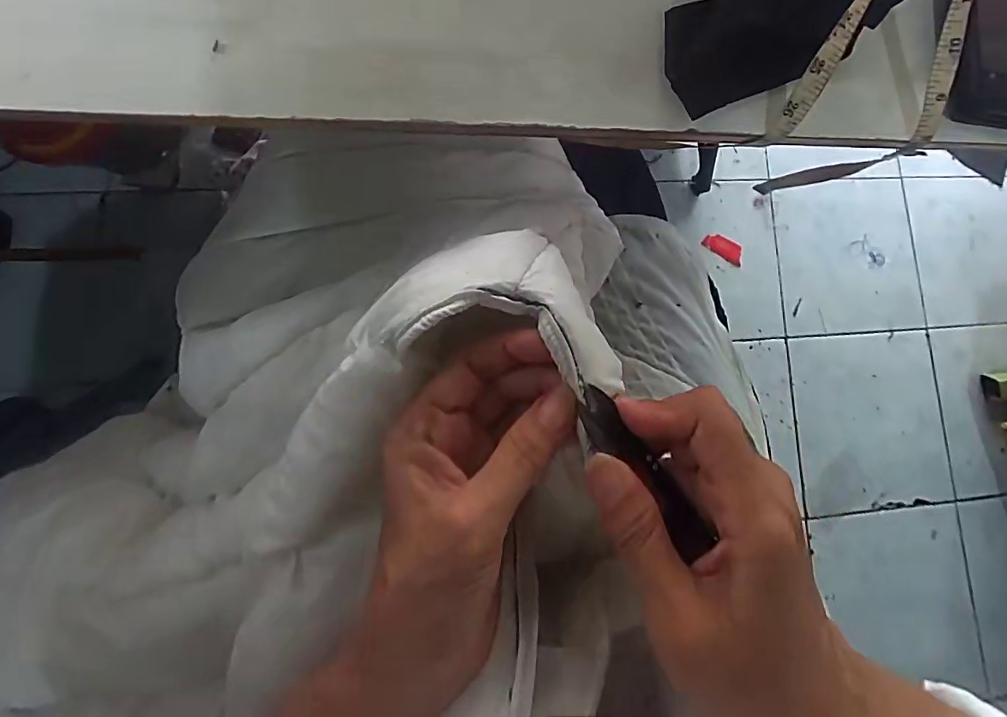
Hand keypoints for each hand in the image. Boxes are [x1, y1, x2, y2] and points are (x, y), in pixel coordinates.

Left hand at [291, 315, 574, 716]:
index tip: (556, 341)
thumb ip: (521, 453)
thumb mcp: (475, 516)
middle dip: (536, 373)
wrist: (417, 665)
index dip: (509, 351)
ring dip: (548, 399)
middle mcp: (446, 437)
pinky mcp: (497, 487)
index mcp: (422, 431)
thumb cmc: (428, 586)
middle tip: (584, 367)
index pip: (468, 371)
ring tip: (589, 388)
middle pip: (495, 386)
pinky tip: (578, 422)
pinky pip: (526, 443)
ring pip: (514, 412)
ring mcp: (473, 462)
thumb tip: (567, 393)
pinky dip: (551, 430)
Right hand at [585, 388, 963, 716]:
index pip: (711, 420)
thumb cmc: (744, 671)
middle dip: (651, 429)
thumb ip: (638, 536)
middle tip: (602, 456)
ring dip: (658, 449)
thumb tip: (600, 462)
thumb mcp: (676, 617)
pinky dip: (672, 470)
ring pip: (704, 441)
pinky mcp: (756, 501)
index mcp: (755, 510)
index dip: (660, 409)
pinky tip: (645, 500)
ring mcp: (765, 491)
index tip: (610, 422)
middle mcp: (767, 485)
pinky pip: (709, 464)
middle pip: (705, 424)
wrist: (806, 699)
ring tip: (615, 478)